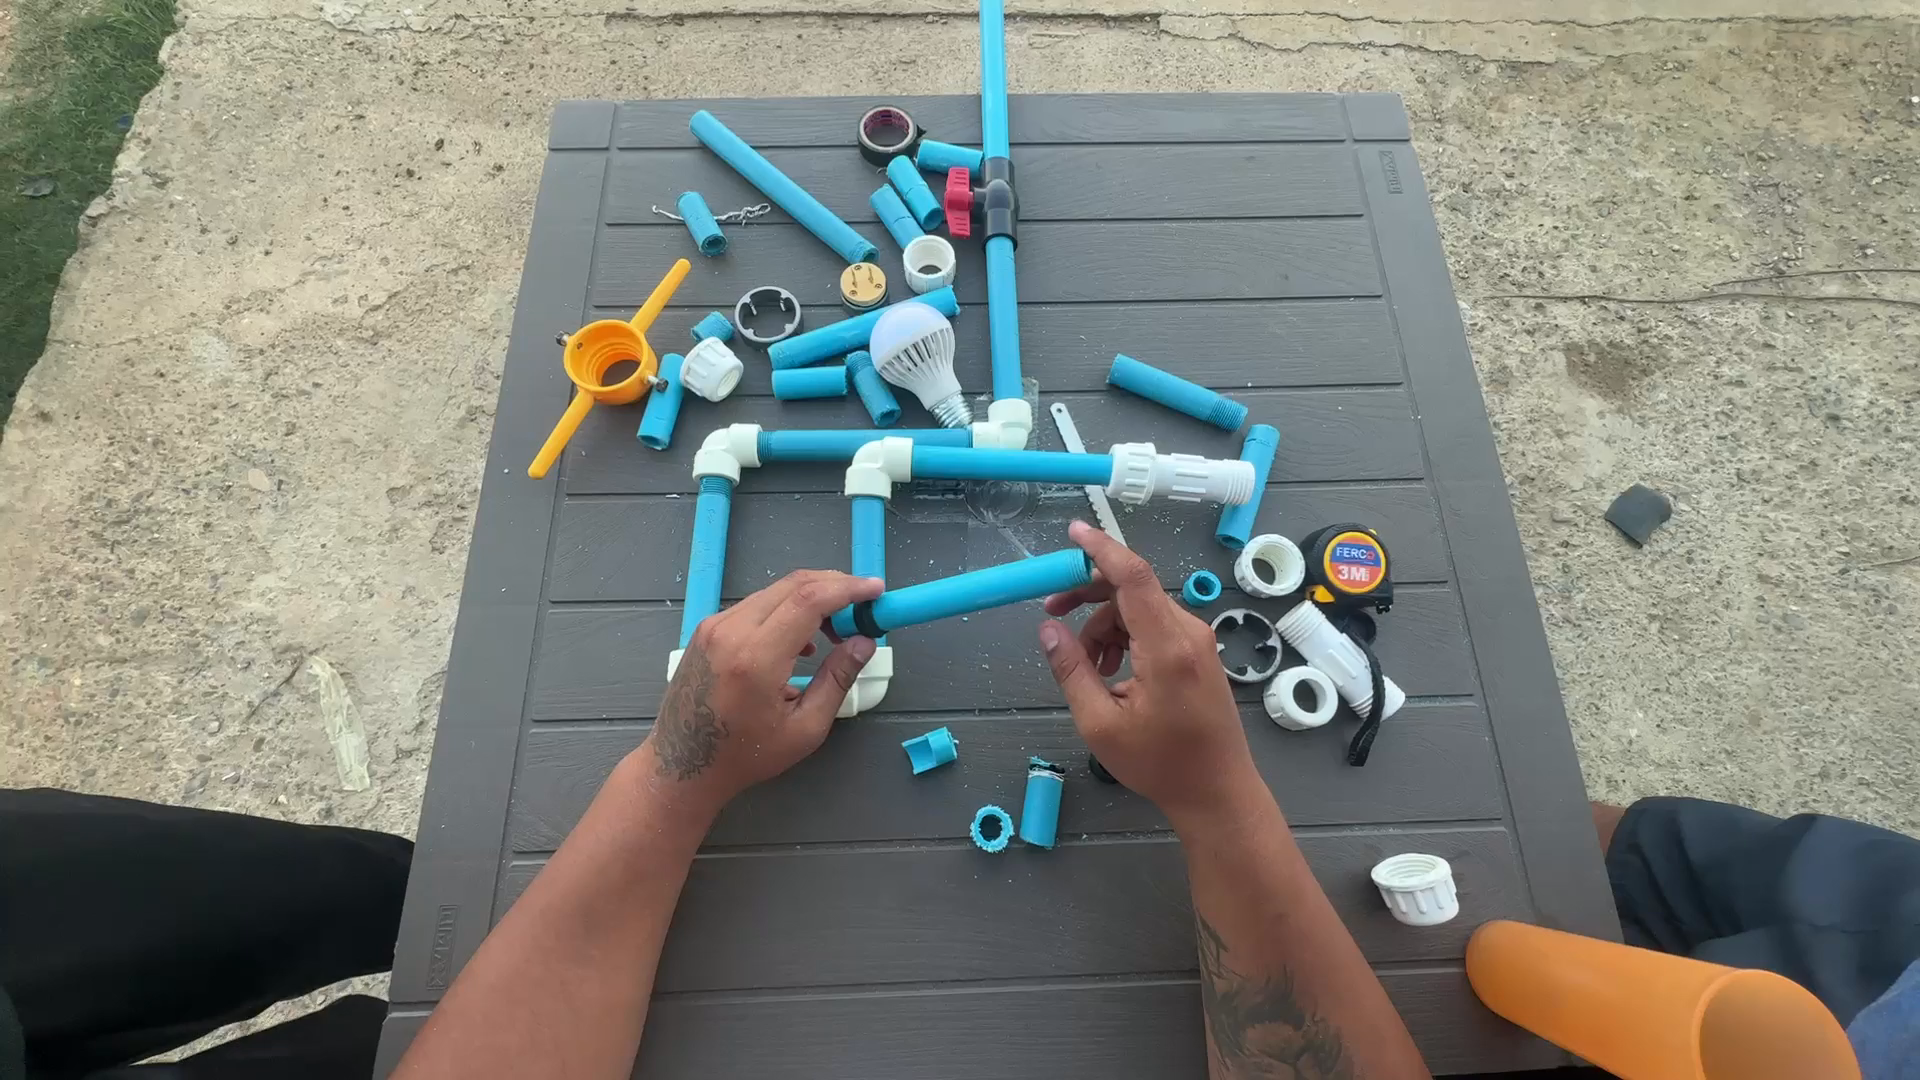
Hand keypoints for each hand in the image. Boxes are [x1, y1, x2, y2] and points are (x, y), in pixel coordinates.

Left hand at [640, 570, 883, 813]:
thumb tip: (865, 642)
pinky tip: (803, 638)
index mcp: (756, 658)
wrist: (680, 766)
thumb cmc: (745, 755)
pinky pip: (757, 604)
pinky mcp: (708, 628)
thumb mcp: (805, 729)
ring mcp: (714, 626)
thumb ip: (838, 679)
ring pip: (775, 591)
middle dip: (835, 586)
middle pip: (793, 585)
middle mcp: (731, 631)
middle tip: (863, 605)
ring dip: (812, 597)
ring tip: (836, 628)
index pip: (809, 600)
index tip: (876, 590)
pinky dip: (787, 608)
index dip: (848, 589)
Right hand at [1037, 521, 1257, 819]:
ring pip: (1138, 608)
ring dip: (1103, 625)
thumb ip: (1071, 670)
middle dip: (1087, 596)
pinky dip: (1124, 636)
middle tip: (1051, 614)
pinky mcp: (1197, 652)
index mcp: (1166, 648)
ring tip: (1086, 667)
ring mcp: (1197, 641)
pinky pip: (1152, 625)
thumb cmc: (1161, 764)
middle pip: (1131, 589)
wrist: (1218, 793)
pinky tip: (1110, 671)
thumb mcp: (1101, 724)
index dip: (1101, 547)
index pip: (1133, 576)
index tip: (1074, 531)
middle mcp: (1187, 633)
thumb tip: (1048, 630)